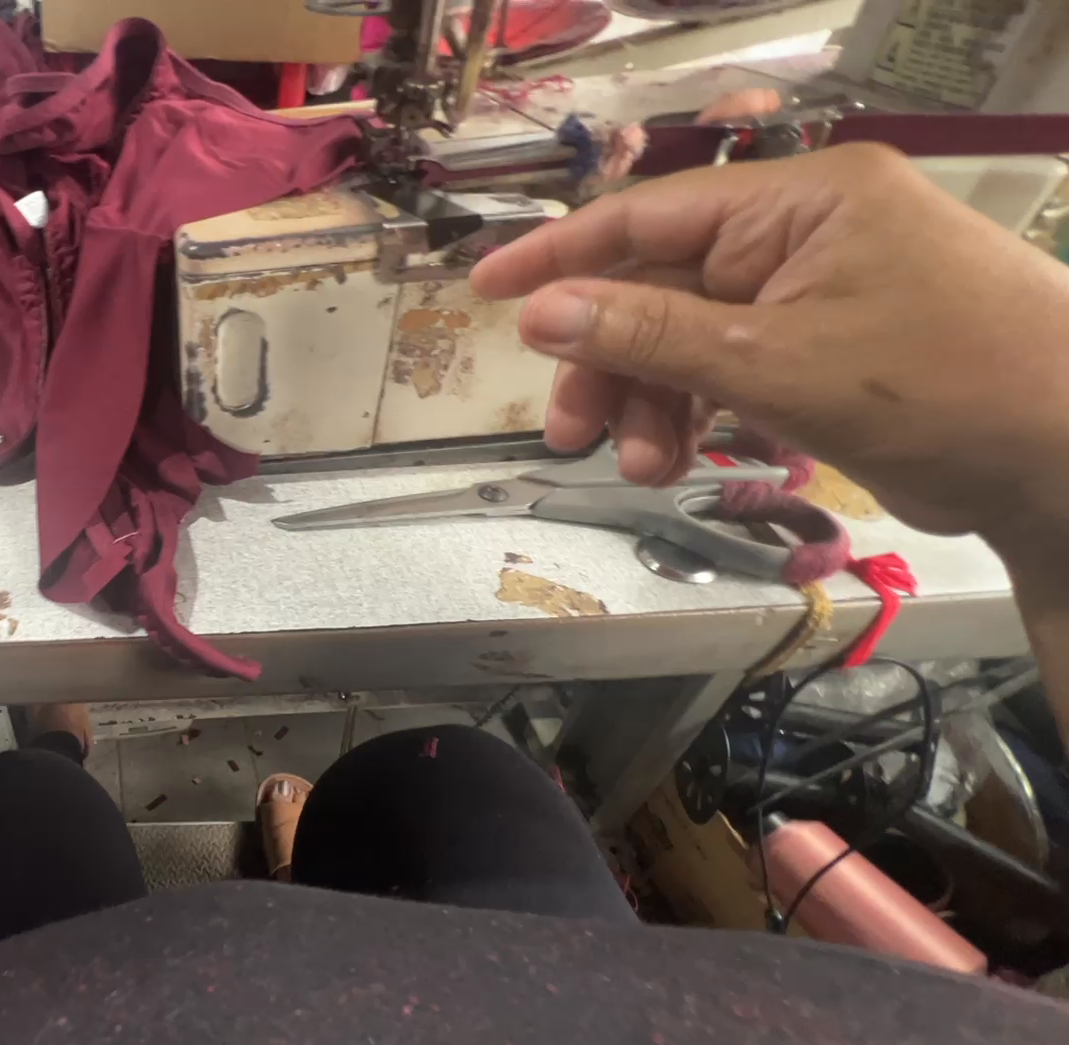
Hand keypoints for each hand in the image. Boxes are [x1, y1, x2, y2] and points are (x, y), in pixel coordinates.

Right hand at [470, 144, 1068, 557]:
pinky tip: (675, 460)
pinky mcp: (802, 345)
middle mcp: (789, 237)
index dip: (554, 254)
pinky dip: (681, 417)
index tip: (483, 288)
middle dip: (604, 368)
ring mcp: (796, 293)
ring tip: (640, 465)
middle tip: (568, 433)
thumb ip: (641, 332)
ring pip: (670, 342)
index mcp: (794, 204)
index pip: (642, 217)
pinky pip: (708, 371)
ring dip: (641, 407)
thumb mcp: (764, 360)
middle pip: (648, 293)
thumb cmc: (935, 389)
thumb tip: (534, 313)